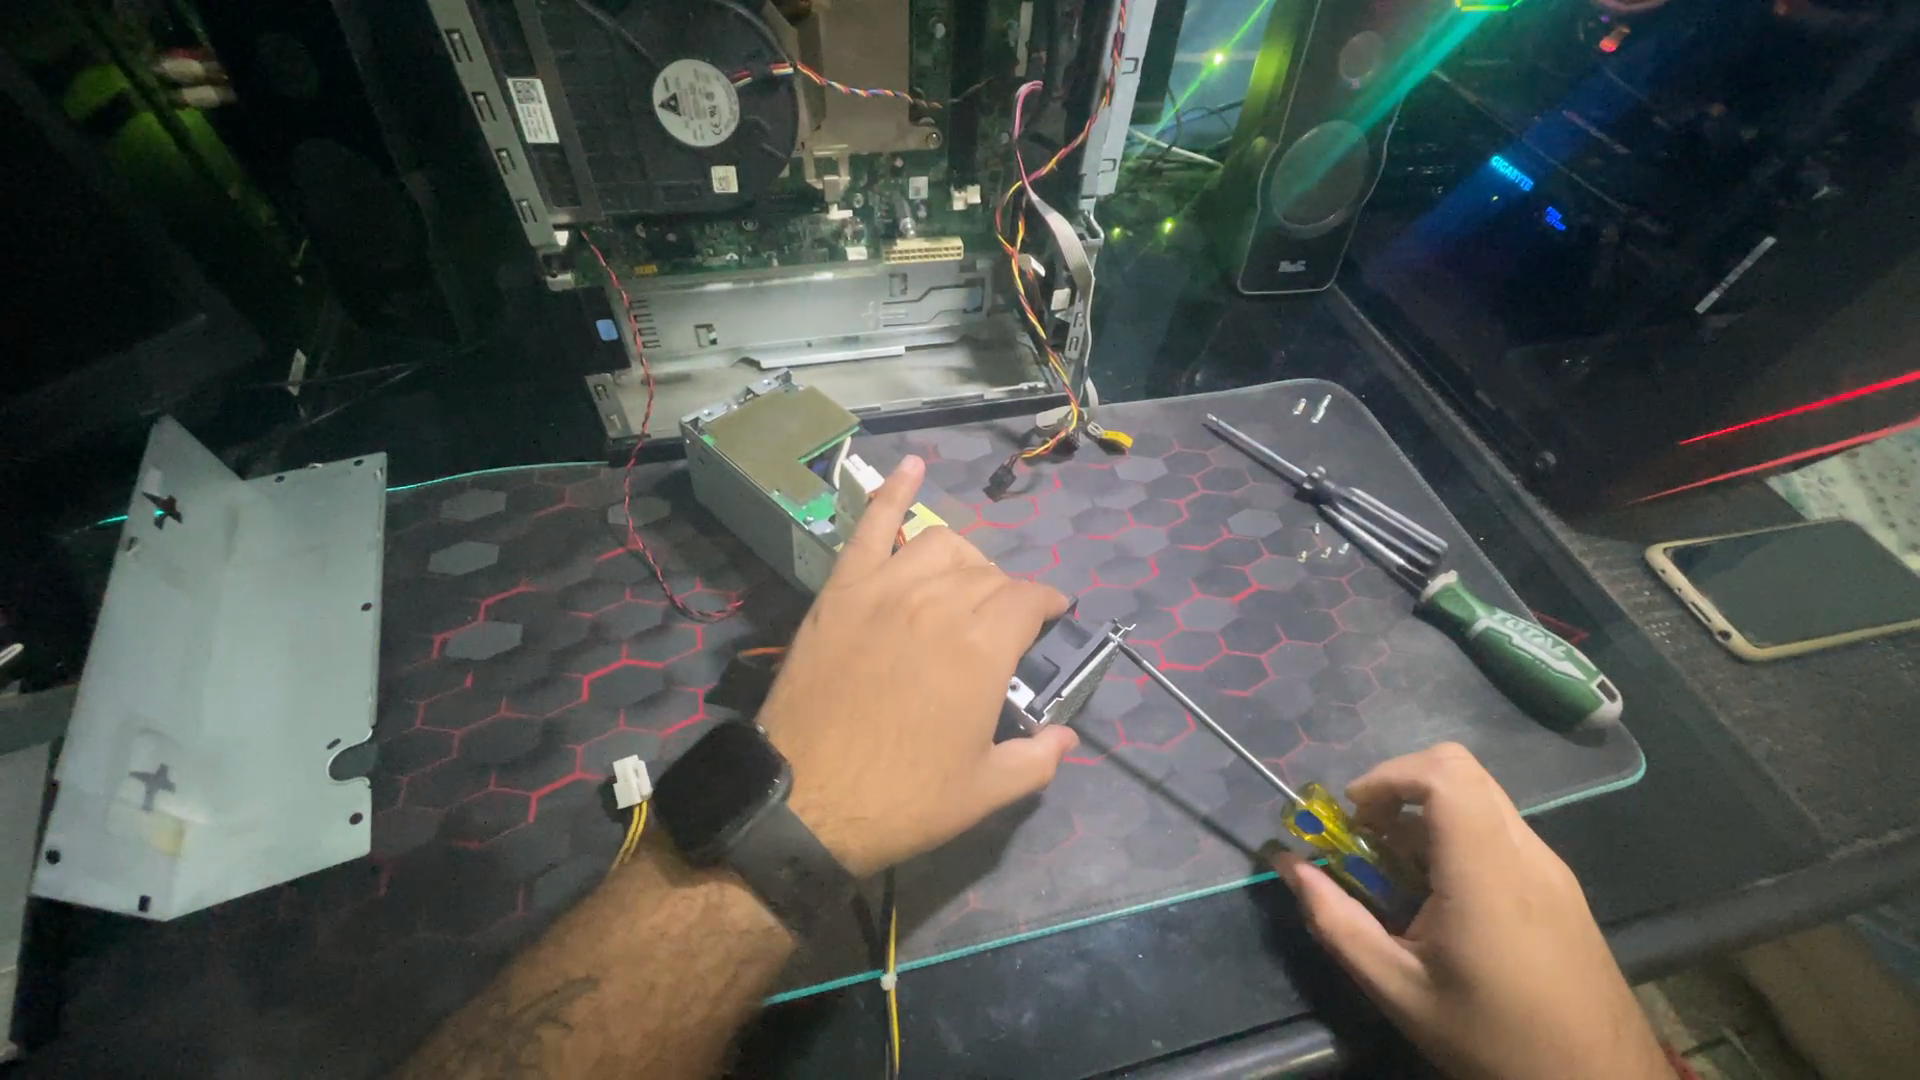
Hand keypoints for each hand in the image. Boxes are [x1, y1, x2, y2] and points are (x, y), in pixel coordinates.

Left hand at [758, 455, 1079, 877]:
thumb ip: (1038, 759)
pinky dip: (894, 491)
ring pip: (941, 544)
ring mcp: (884, 588)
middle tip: (1001, 625)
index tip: (1049, 618)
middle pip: (989, 574)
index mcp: (981, 647)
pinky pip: (871, 526)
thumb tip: (1068, 736)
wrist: (803, 802)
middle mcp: (938, 602)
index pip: (1029, 599)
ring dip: (965, 559)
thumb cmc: (900, 800)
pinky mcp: (841, 590)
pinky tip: (913, 467)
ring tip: (965, 582)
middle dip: (1006, 594)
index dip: (1046, 605)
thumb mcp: (984, 793)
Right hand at [1269, 744, 1669, 1079]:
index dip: (1389, 776)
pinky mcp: (1559, 886)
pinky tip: (1439, 892)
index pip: (1444, 774)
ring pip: (1478, 795)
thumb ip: (1336, 921)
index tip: (1357, 816)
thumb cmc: (1495, 1041)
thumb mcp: (1397, 989)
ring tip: (1399, 868)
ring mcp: (1549, 868)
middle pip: (1459, 769)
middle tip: (1370, 833)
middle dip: (1400, 784)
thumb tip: (1288, 866)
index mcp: (1486, 875)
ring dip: (1425, 810)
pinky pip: (1497, 827)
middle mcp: (1525, 855)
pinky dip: (1453, 833)